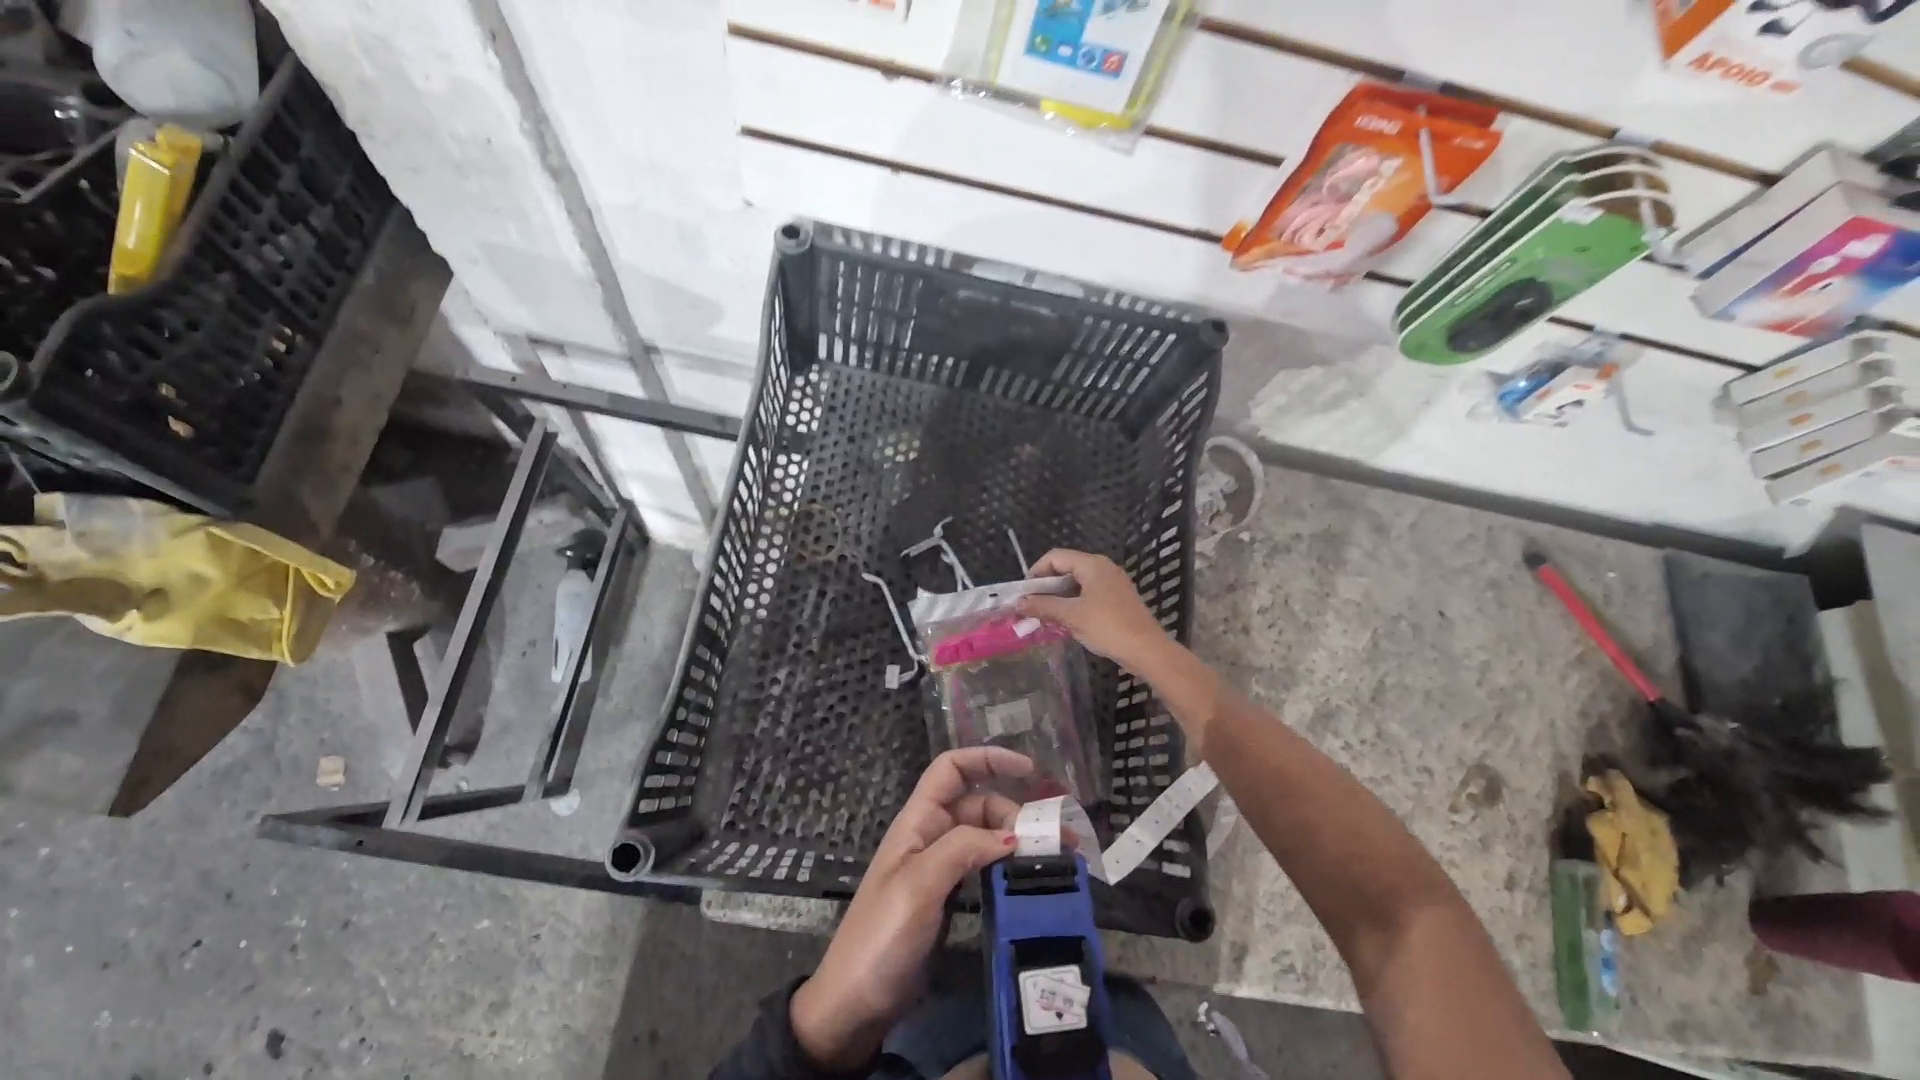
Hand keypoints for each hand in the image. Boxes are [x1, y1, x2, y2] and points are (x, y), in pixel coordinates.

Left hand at [790, 747, 1032, 1069]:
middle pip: (979, 804)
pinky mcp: (950, 900)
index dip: (987, 759)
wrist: (856, 1003)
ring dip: (1020, 841)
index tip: (1030, 770)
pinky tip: (1033, 880)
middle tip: (1057, 840)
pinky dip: (1010, 868)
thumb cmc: (880, 937)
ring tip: (1059, 857)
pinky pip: (986, 870)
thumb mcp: (918, 886)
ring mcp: (940, 870)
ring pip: (986, 837)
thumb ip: (962, 850)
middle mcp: (930, 838)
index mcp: (916, 823)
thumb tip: (1012, 835)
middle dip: (1017, 811)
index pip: (951, 770)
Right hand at [1018, 549, 1172, 670]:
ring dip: (1059, 598)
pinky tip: (1066, 622)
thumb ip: (1044, 606)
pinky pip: (1089, 595)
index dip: (1036, 572)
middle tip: (1031, 606)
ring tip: (1044, 616)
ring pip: (1077, 584)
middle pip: (1066, 568)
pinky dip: (1074, 604)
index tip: (1024, 593)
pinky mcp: (1118, 599)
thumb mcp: (1071, 616)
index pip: (1055, 557)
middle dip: (1046, 586)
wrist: (1147, 650)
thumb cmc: (1108, 627)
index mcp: (1092, 564)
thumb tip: (1019, 603)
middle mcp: (1103, 568)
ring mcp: (1113, 583)